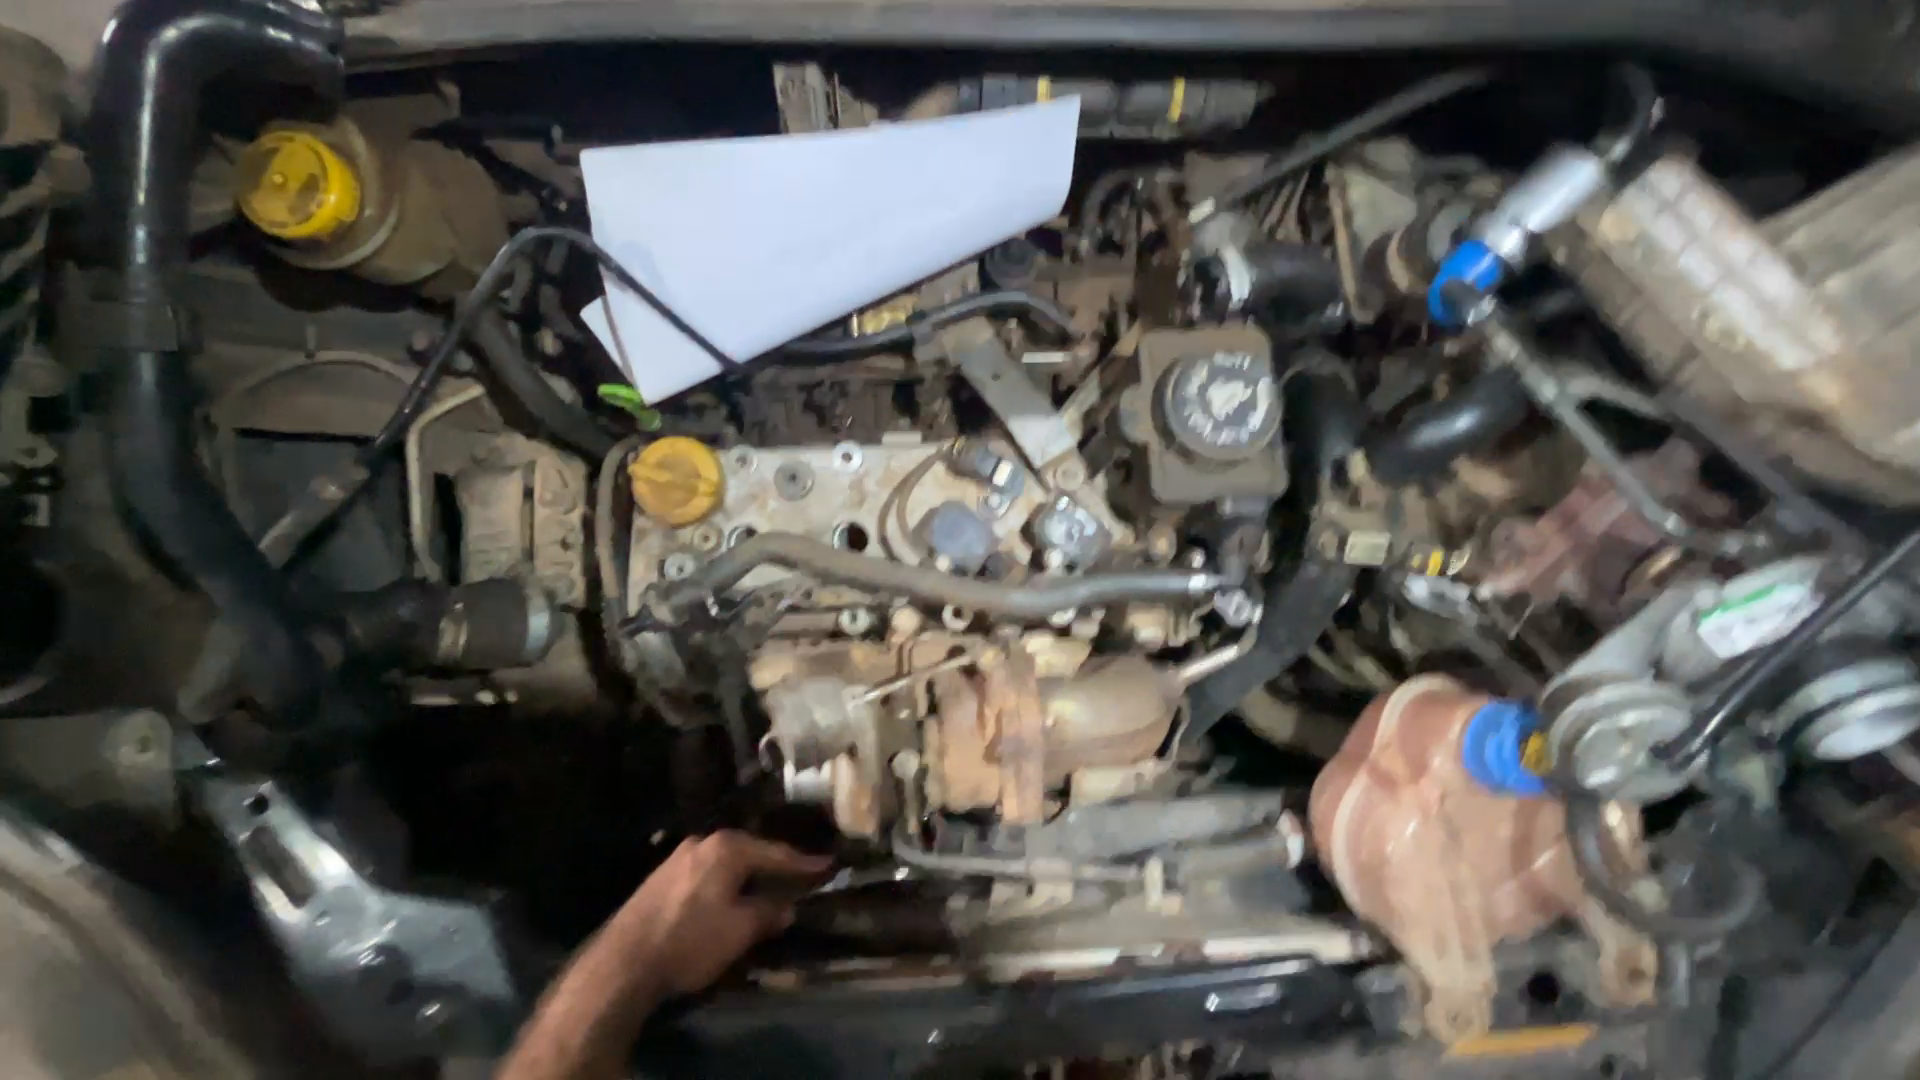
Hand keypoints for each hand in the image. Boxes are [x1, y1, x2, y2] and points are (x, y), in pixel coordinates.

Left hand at [609, 831, 831, 999]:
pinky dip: (725, 881)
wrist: (622, 964)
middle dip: (773, 865)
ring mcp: (678, 857)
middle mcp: (703, 842)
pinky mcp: (661, 877)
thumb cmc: (690, 941)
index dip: (804, 863)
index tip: (827, 865)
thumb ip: (768, 913)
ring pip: (725, 862)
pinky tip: (729, 895)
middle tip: (798, 874)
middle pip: (750, 851)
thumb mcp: (740, 930)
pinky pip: (706, 872)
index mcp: (728, 848)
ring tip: (766, 885)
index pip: (776, 853)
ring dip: (747, 874)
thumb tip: (786, 907)